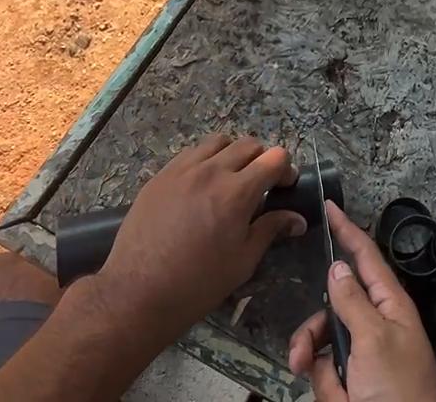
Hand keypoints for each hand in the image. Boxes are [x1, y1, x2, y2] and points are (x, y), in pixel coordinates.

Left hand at [99, 135, 305, 335]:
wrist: (137, 293)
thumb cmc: (197, 283)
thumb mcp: (243, 261)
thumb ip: (271, 230)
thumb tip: (297, 218)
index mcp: (237, 192)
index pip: (274, 157)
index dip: (285, 169)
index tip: (283, 186)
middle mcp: (212, 171)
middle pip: (249, 144)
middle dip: (261, 159)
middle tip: (259, 184)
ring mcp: (183, 169)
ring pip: (219, 142)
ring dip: (232, 154)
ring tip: (229, 179)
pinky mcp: (161, 175)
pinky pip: (191, 153)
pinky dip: (205, 160)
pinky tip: (201, 185)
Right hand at [287, 202, 435, 401]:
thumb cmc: (400, 393)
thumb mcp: (374, 341)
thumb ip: (352, 301)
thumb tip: (338, 266)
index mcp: (390, 306)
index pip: (366, 256)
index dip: (347, 230)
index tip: (329, 206)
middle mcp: (376, 325)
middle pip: (334, 304)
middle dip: (315, 327)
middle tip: (302, 351)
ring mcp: (363, 357)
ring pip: (322, 342)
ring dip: (316, 364)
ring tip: (329, 390)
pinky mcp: (352, 385)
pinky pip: (324, 374)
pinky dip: (327, 390)